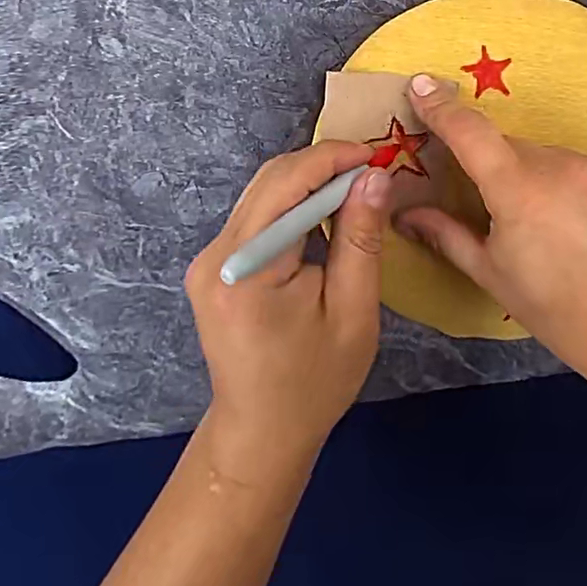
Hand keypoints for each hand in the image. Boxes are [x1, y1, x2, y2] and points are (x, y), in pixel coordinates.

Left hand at [184, 141, 393, 476]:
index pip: (287, 185)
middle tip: (372, 170)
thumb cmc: (314, 381)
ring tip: (356, 187)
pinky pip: (258, 216)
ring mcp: (209, 260)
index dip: (333, 159)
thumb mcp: (353, 311)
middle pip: (270, 181)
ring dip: (309, 183)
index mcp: (245, 268)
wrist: (262, 431)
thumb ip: (361, 238)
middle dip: (323, 165)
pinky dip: (294, 205)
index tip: (378, 154)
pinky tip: (325, 213)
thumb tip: (376, 177)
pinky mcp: (215, 266)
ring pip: (262, 194)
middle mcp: (215, 255)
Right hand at [396, 74, 586, 388]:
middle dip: (499, 169)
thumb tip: (406, 214)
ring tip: (555, 227)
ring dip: (540, 178)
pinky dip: (576, 185)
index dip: (442, 107)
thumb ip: (446, 234)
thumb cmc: (560, 312)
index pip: (471, 134)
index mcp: (520, 193)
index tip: (423, 85)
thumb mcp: (493, 275)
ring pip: (551, 157)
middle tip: (505, 212)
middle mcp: (562, 166)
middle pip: (513, 148)